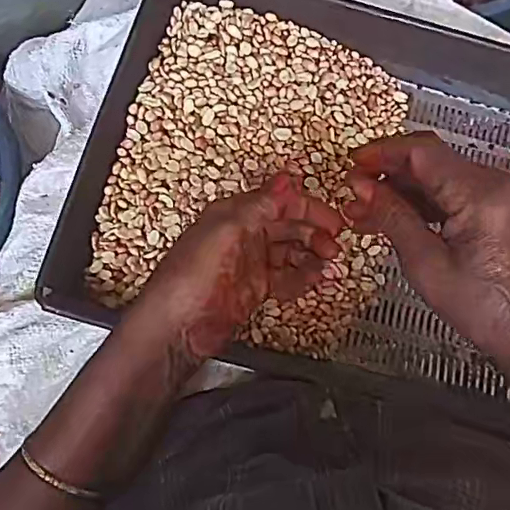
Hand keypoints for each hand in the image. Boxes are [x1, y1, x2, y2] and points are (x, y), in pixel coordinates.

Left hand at [125, 174, 344, 361]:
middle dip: (315, 233)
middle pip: (288, 227)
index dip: (308, 209)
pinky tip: (318, 279)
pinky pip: (286, 278)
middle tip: (335, 246)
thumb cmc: (189, 279)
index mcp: (234, 215)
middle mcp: (242, 236)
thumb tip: (285, 180)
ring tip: (330, 264)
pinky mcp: (253, 290)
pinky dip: (304, 277)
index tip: (333, 221)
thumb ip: (258, 205)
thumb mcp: (225, 231)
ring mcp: (249, 264)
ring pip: (290, 252)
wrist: (175, 328)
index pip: (279, 202)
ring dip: (313, 256)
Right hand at [344, 133, 509, 401]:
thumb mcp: (425, 263)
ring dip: (399, 188)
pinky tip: (391, 217)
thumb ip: (393, 217)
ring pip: (434, 174)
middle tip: (353, 192)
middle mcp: (492, 183)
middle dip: (386, 172)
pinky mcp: (491, 205)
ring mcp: (494, 192)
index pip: (421, 152)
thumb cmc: (481, 306)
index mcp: (479, 194)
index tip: (352, 165)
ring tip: (365, 211)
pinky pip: (447, 191)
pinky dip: (418, 201)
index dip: (381, 153)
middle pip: (428, 159)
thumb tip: (363, 188)